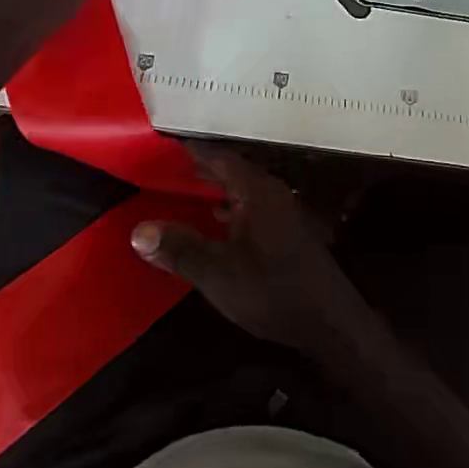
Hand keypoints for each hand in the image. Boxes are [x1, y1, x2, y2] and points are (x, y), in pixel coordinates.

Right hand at [132, 145, 369, 353]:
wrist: (330, 323)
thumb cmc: (273, 292)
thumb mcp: (218, 274)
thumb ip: (179, 249)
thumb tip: (138, 231)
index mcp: (256, 190)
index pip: (218, 156)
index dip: (189, 150)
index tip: (161, 144)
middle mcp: (271, 191)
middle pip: (230, 169)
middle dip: (199, 168)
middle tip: (164, 167)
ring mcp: (282, 210)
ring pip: (241, 188)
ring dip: (214, 187)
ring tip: (182, 191)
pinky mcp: (287, 229)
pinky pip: (250, 204)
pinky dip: (229, 205)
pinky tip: (215, 220)